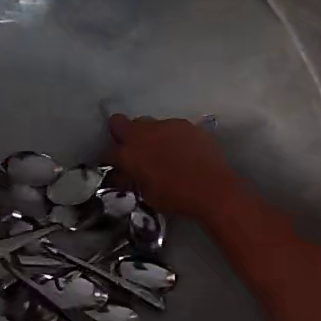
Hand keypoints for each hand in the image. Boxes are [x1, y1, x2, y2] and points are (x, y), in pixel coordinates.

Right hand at [107, 114, 242, 218]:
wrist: (213, 189)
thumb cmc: (175, 197)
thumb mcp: (146, 194)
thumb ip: (131, 179)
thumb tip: (124, 175)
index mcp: (127, 153)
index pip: (108, 151)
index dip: (111, 159)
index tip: (117, 166)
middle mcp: (141, 133)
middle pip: (120, 123)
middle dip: (123, 134)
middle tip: (135, 151)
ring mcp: (165, 125)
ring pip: (148, 123)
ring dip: (149, 135)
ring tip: (163, 152)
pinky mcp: (185, 124)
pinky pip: (171, 127)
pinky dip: (171, 136)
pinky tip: (182, 151)